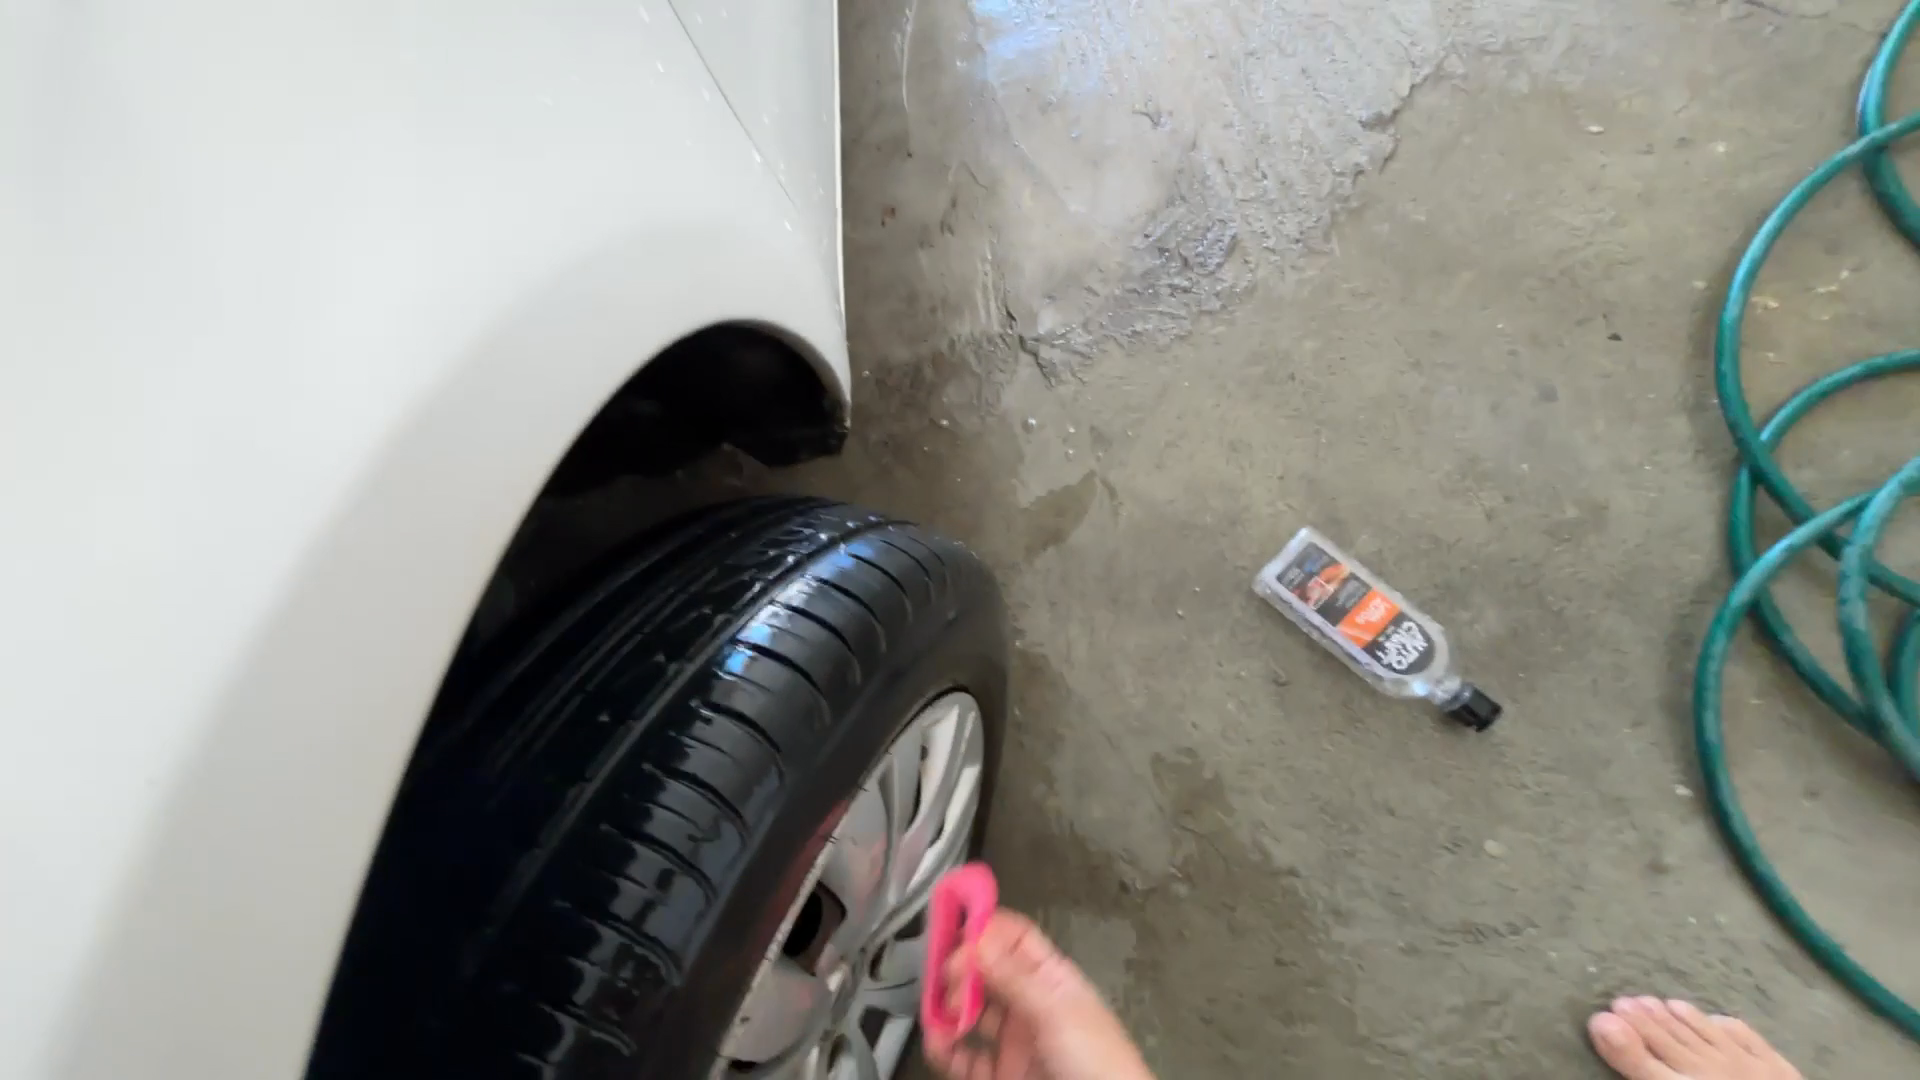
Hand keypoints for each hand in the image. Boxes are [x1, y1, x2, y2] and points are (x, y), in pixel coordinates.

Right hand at [922, 910, 1154, 1079]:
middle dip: (961, 969)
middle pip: (988, 972)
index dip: (986, 928)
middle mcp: (1031, 1004)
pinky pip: (967, 1057)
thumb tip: (980, 938)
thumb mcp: (1058, 1013)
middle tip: (944, 974)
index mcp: (1051, 979)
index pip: (1014, 938)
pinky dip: (947, 1048)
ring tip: (937, 1012)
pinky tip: (938, 1043)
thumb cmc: (1101, 1064)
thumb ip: (1016, 977)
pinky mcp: (1003, 1073)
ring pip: (973, 1012)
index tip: (955, 924)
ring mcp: (1015, 1040)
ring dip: (950, 1007)